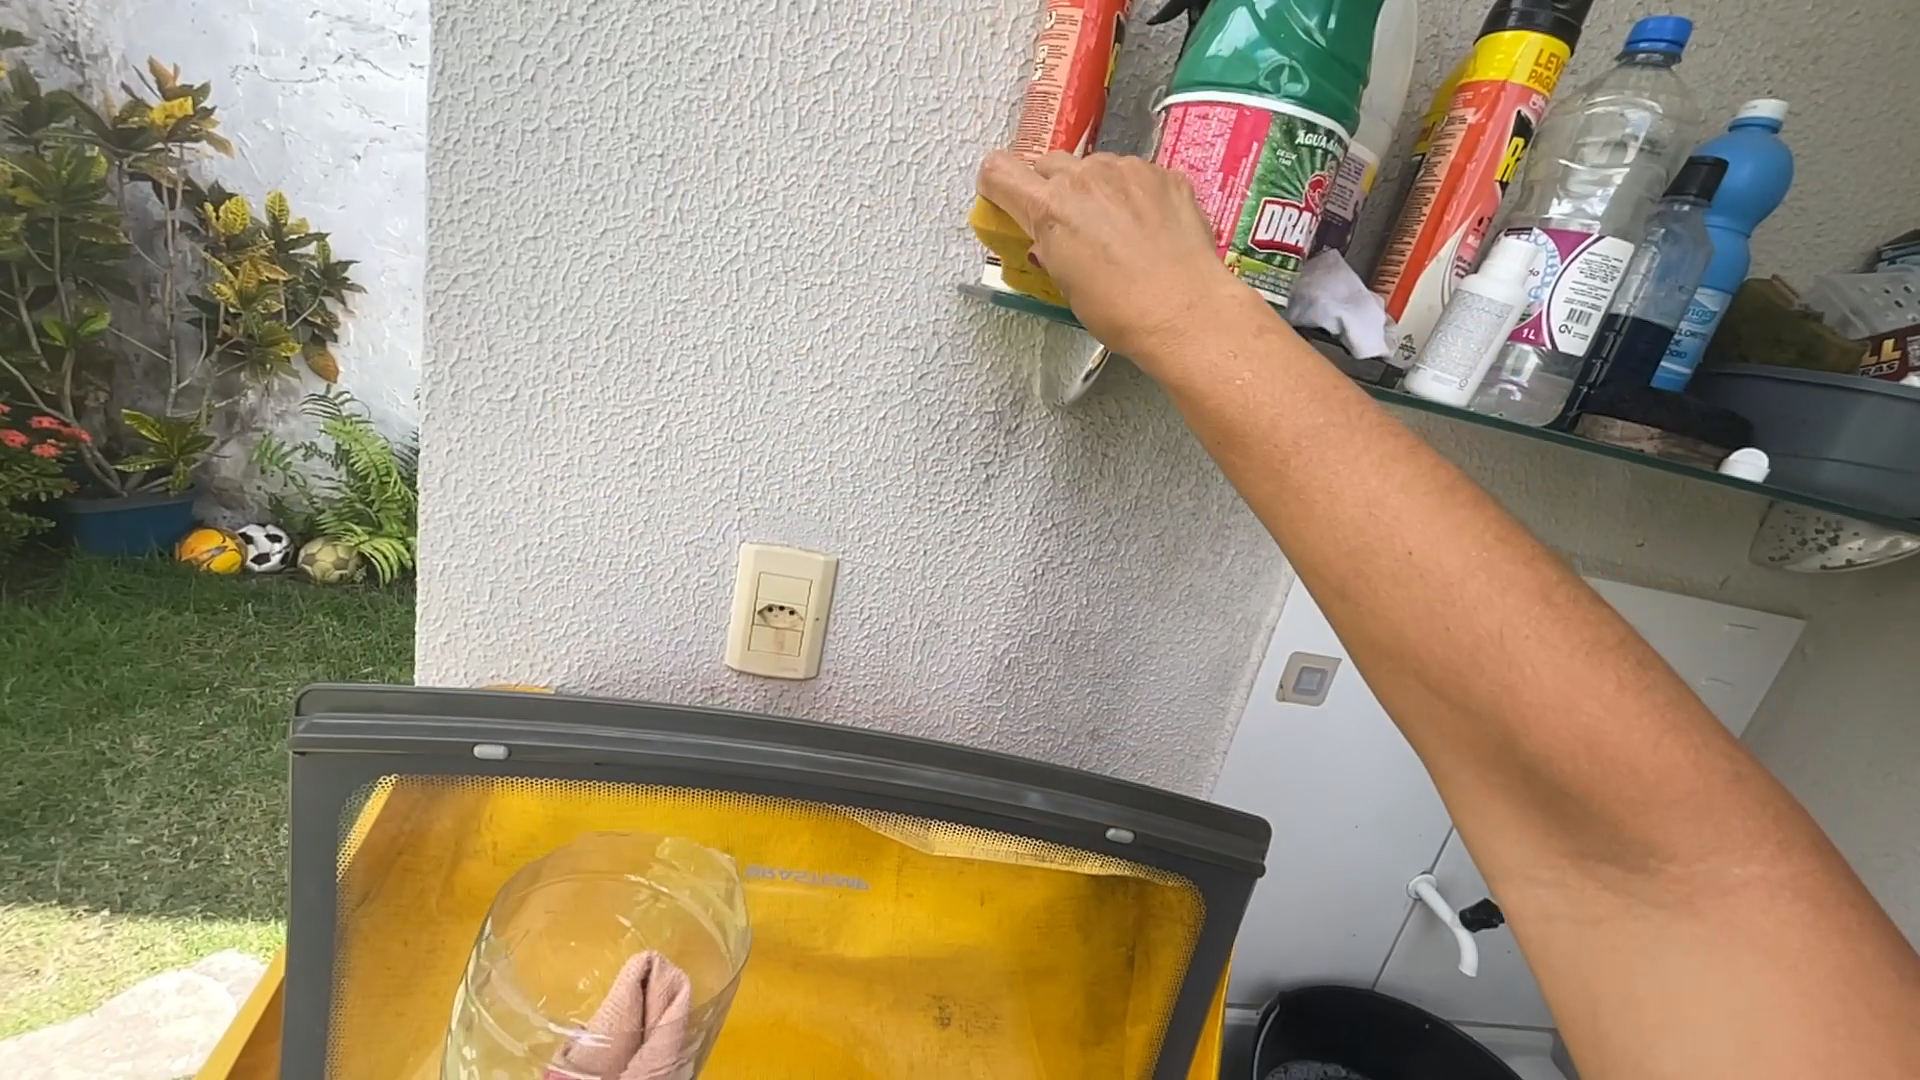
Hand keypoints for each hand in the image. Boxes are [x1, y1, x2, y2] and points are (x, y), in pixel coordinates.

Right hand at [976, 149, 1249, 365]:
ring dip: (1093, 192)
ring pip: (1093, 168)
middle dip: (1047, 190)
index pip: (999, 171)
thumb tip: (1047, 243)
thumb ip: (1049, 249)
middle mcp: (1087, 178)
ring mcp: (1128, 171)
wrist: (1185, 312)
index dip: (996, 185)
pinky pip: (1134, 175)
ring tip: (1111, 234)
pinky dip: (1131, 195)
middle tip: (1062, 226)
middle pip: (1047, 164)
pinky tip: (1143, 230)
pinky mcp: (1163, 174)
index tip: (1001, 197)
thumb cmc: (1125, 311)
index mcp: (1051, 209)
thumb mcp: (1066, 286)